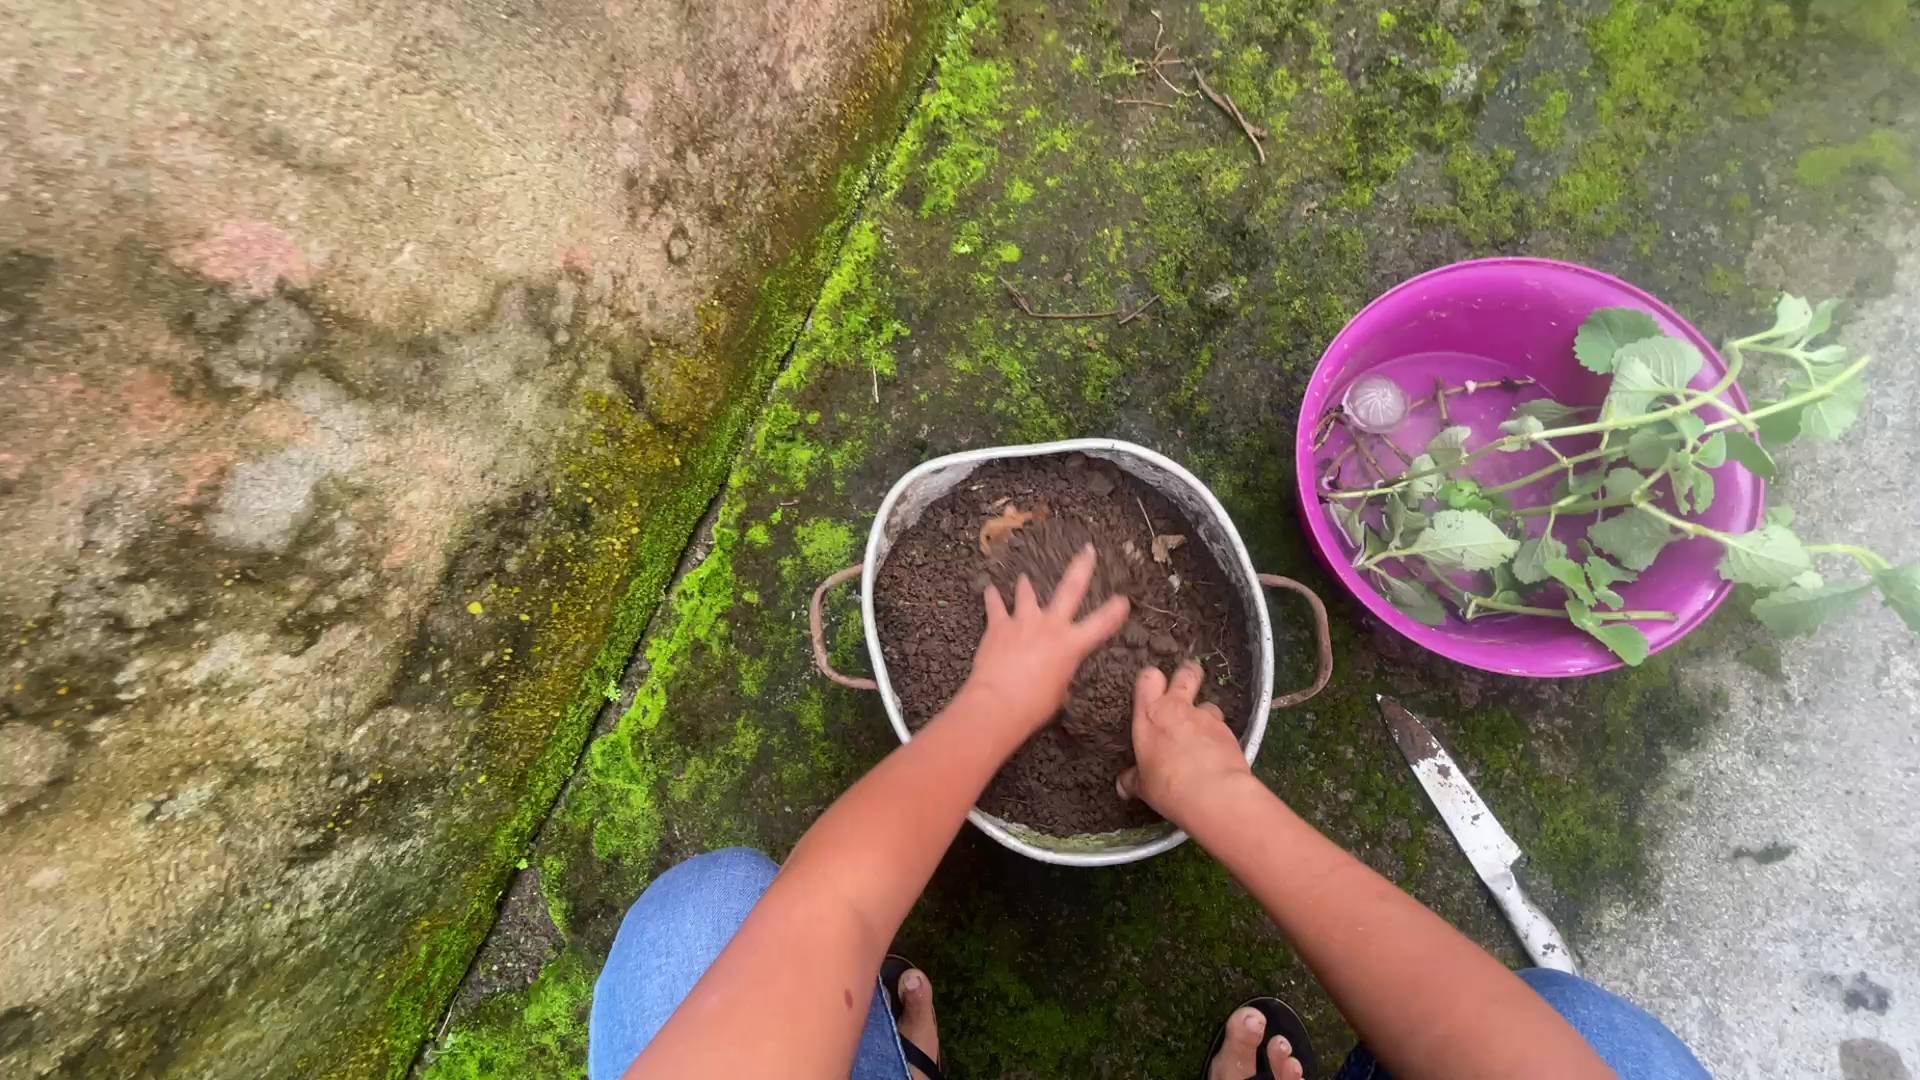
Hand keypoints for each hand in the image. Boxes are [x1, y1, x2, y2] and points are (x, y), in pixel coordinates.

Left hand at [959, 543, 1129, 733]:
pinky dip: (993, 598)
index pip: (1102, 624)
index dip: (1115, 611)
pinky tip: (989, 590)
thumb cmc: (1033, 706)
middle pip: (1071, 588)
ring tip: (1024, 577)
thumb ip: (1061, 672)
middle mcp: (1050, 626)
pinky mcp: (998, 625)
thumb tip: (1054, 669)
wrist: (998, 703)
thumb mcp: (1059, 691)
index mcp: (1071, 645)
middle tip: (1088, 550)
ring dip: (1026, 586)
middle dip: (1082, 567)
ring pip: (1027, 593)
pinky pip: (996, 606)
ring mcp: (1023, 622)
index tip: (1123, 599)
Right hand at [1117, 661, 1253, 823]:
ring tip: (1203, 735)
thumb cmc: (1168, 786)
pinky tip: (1218, 755)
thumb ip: (1134, 780)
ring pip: (1207, 703)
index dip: (1152, 679)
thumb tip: (1123, 785)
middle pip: (1185, 674)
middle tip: (1188, 682)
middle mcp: (1177, 708)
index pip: (1148, 678)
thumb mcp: (1144, 786)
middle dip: (1188, 674)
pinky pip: (1222, 727)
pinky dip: (1219, 737)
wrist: (1214, 794)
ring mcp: (1205, 717)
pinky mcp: (1228, 731)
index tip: (1154, 687)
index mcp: (1149, 715)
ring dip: (1205, 714)